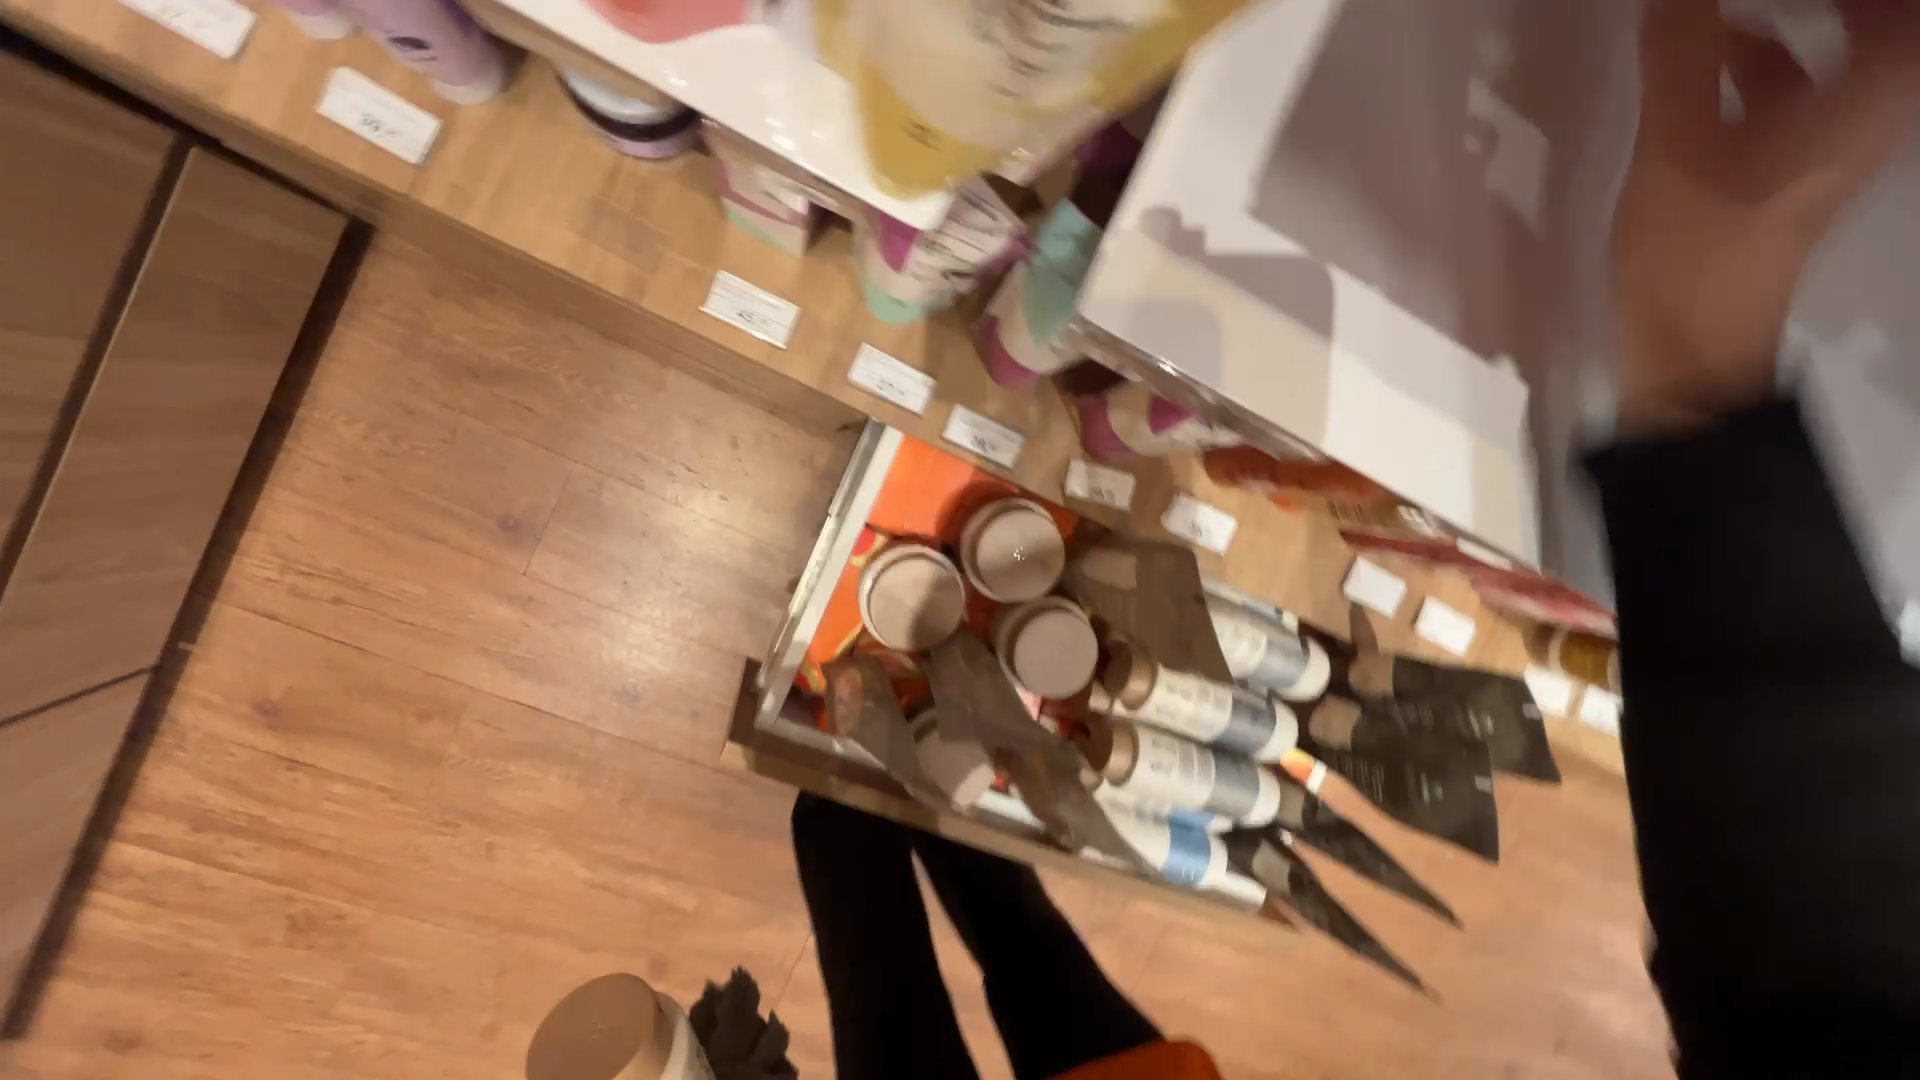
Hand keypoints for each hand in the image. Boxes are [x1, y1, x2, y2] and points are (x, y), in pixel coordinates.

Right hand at [1613, 0, 1919, 432]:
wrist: (1693, 336)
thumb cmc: (1694, 248)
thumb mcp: (1676, 149)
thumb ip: (1678, 61)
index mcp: (1876, 88)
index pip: (1886, 13)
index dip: (1841, 2)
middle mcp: (1879, 99)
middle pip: (1872, 23)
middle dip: (1817, 4)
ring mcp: (1841, 129)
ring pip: (1844, 42)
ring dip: (1798, 14)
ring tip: (1724, 8)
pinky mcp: (1801, 155)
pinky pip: (1807, 78)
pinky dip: (1770, 52)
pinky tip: (1714, 49)